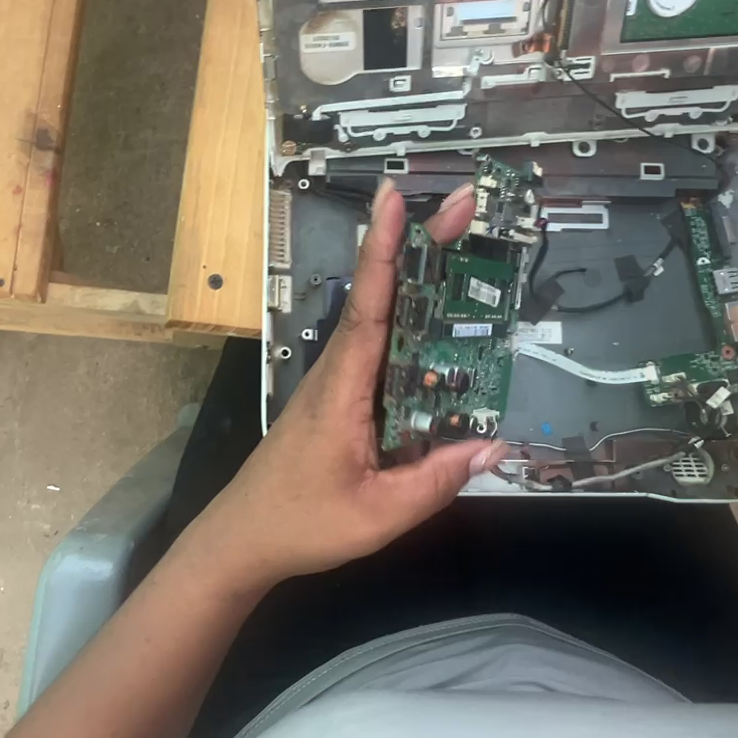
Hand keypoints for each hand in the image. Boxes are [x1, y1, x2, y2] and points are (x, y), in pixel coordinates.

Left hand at [174, 179, 506, 592]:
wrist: (243, 539)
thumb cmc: (301, 524)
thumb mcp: (377, 514)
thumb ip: (435, 481)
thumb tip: (494, 447)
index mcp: (342, 388)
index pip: (368, 307)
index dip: (383, 251)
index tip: (396, 199)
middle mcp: (339, 373)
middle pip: (382, 300)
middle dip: (421, 250)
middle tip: (464, 210)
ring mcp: (338, 385)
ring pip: (383, 324)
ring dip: (420, 287)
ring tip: (465, 254)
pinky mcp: (341, 401)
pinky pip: (382, 356)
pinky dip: (413, 333)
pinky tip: (443, 335)